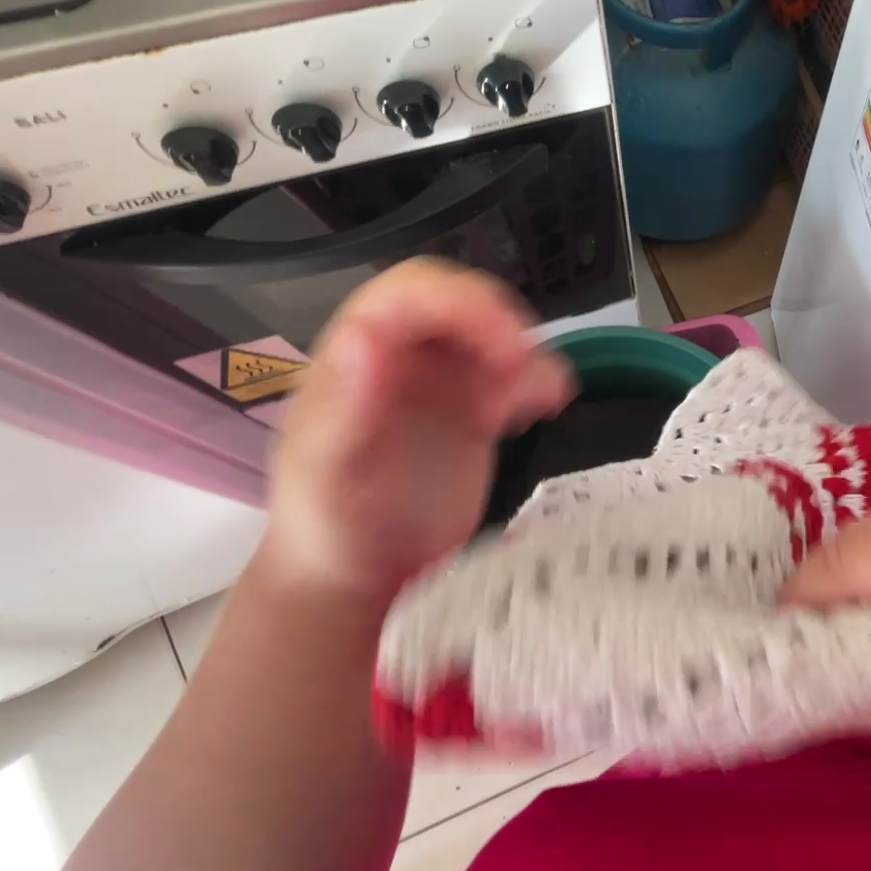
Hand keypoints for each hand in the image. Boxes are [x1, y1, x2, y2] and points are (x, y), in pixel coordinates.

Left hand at [262, 259, 574, 603]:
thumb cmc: (331, 527)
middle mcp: (401, 358)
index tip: (508, 346)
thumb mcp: (325, 474)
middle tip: (527, 368)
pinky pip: (513, 379)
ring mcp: (440, 385)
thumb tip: (367, 339)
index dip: (465, 304)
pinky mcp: (473, 414)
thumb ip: (345, 409)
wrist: (362, 575)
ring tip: (545, 397)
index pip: (412, 295)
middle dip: (502, 324)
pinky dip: (538, 384)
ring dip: (527, 356)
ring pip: (493, 336)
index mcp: (357, 357)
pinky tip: (545, 410)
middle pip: (459, 302)